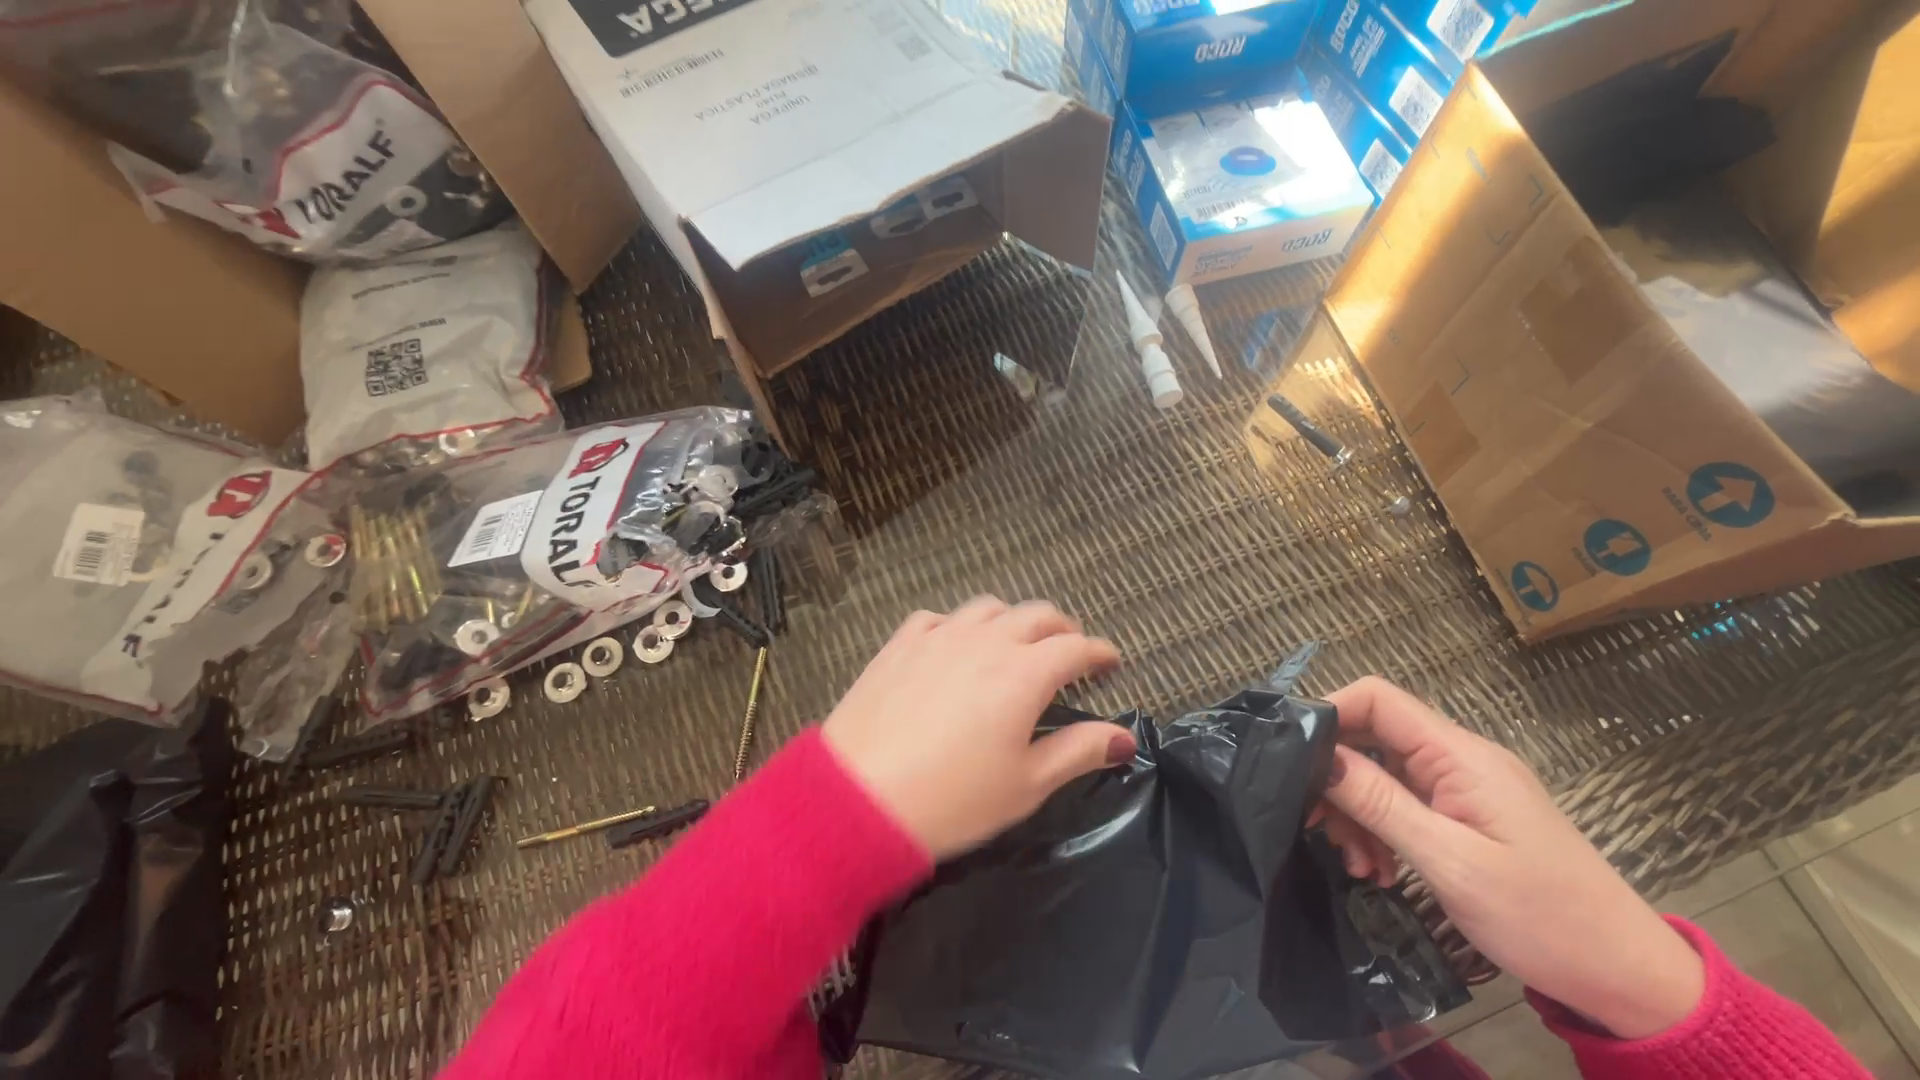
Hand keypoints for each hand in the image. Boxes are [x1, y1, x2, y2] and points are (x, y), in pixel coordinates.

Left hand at [821, 597, 1134, 859]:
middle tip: (1070, 650)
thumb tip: (1124, 738)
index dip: (1099, 652)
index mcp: (1024, 673)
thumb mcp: (1027, 784)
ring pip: (987, 608)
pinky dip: (960, 625)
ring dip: (1012, 620)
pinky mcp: (899, 644)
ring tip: (1016, 643)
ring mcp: (938, 637)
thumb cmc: (954, 800)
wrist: (858, 798)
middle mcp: (985, 642)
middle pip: (1036, 615)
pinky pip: (938, 618)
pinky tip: (955, 644)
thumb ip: (1079, 752)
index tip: (1110, 662)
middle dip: (1062, 629)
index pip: (1075, 647)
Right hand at [1313, 677, 1705, 1039]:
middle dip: (1336, 778)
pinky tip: (1379, 871)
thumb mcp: (1449, 861)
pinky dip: (1381, 831)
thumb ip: (1380, 803)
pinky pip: (1403, 804)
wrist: (1623, 975)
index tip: (1290, 759)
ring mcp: (1462, 787)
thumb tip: (1318, 756)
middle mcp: (1459, 758)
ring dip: (1357, 815)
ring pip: (1382, 774)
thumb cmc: (1541, 916)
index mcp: (1460, 755)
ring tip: (1360, 866)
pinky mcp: (1464, 815)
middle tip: (1317, 828)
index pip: (1378, 698)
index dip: (1328, 714)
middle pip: (1372, 736)